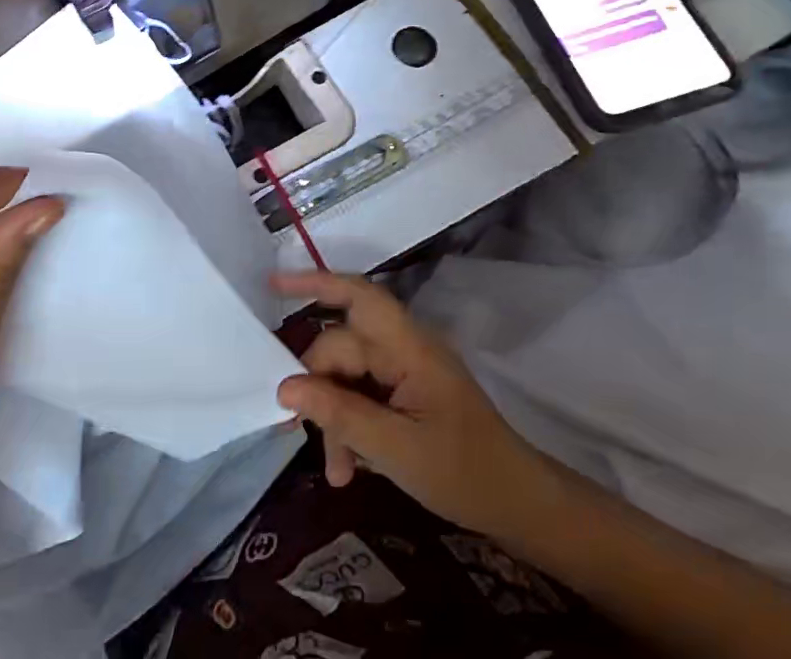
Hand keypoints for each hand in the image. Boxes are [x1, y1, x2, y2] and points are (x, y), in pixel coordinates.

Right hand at [274, 273, 548, 537]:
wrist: (519, 506)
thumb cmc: (464, 472)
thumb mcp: (396, 449)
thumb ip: (338, 414)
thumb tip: (284, 388)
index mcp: (410, 349)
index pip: (357, 300)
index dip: (315, 283)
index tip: (272, 284)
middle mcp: (404, 349)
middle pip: (340, 346)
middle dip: (316, 387)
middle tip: (295, 429)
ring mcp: (403, 371)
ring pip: (345, 376)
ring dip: (332, 417)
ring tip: (335, 468)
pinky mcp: (402, 393)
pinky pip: (359, 395)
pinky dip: (347, 426)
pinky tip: (346, 466)